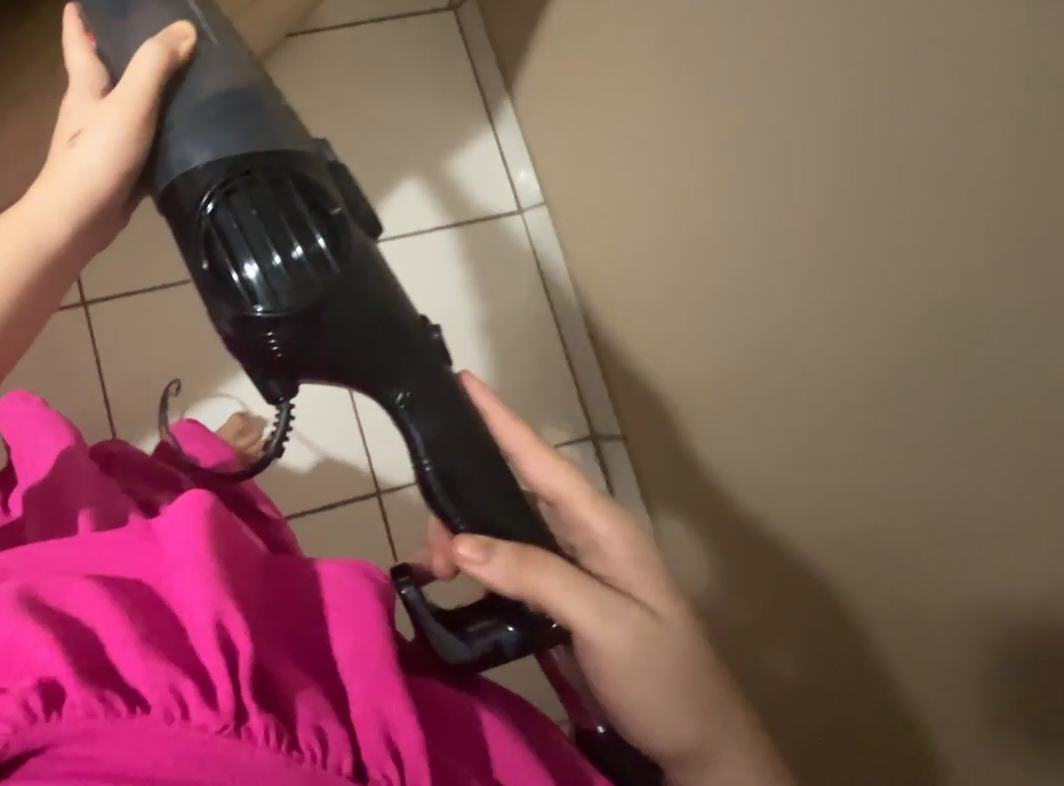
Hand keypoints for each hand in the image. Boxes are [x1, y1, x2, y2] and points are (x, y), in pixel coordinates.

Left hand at [23, 3, 195, 248]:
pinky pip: (140, 139)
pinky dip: (156, 128)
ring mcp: (101, 141)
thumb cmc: (96, 156)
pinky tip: (181, 127)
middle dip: (118, 50)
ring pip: (124, 105)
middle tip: (152, 30)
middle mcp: (88, 109)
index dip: (78, 19)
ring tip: (179, 73)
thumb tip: (183, 28)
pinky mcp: (116, 168)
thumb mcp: (129, 103)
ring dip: (144, 90)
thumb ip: (154, 64)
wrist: (77, 220)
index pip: (77, 42)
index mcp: (84, 86)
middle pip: (103, 71)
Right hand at [415, 374, 790, 785]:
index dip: (501, 419)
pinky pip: (495, 558)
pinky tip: (445, 577)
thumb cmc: (667, 680)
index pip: (541, 459)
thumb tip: (460, 542)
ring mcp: (564, 563)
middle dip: (456, 500)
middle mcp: (578, 533)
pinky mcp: (550, 593)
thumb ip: (536, 576)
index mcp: (601, 526)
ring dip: (457, 538)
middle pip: (503, 488)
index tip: (462, 380)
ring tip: (435, 571)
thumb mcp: (608, 624)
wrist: (699, 753)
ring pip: (492, 524)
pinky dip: (466, 561)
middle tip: (428, 545)